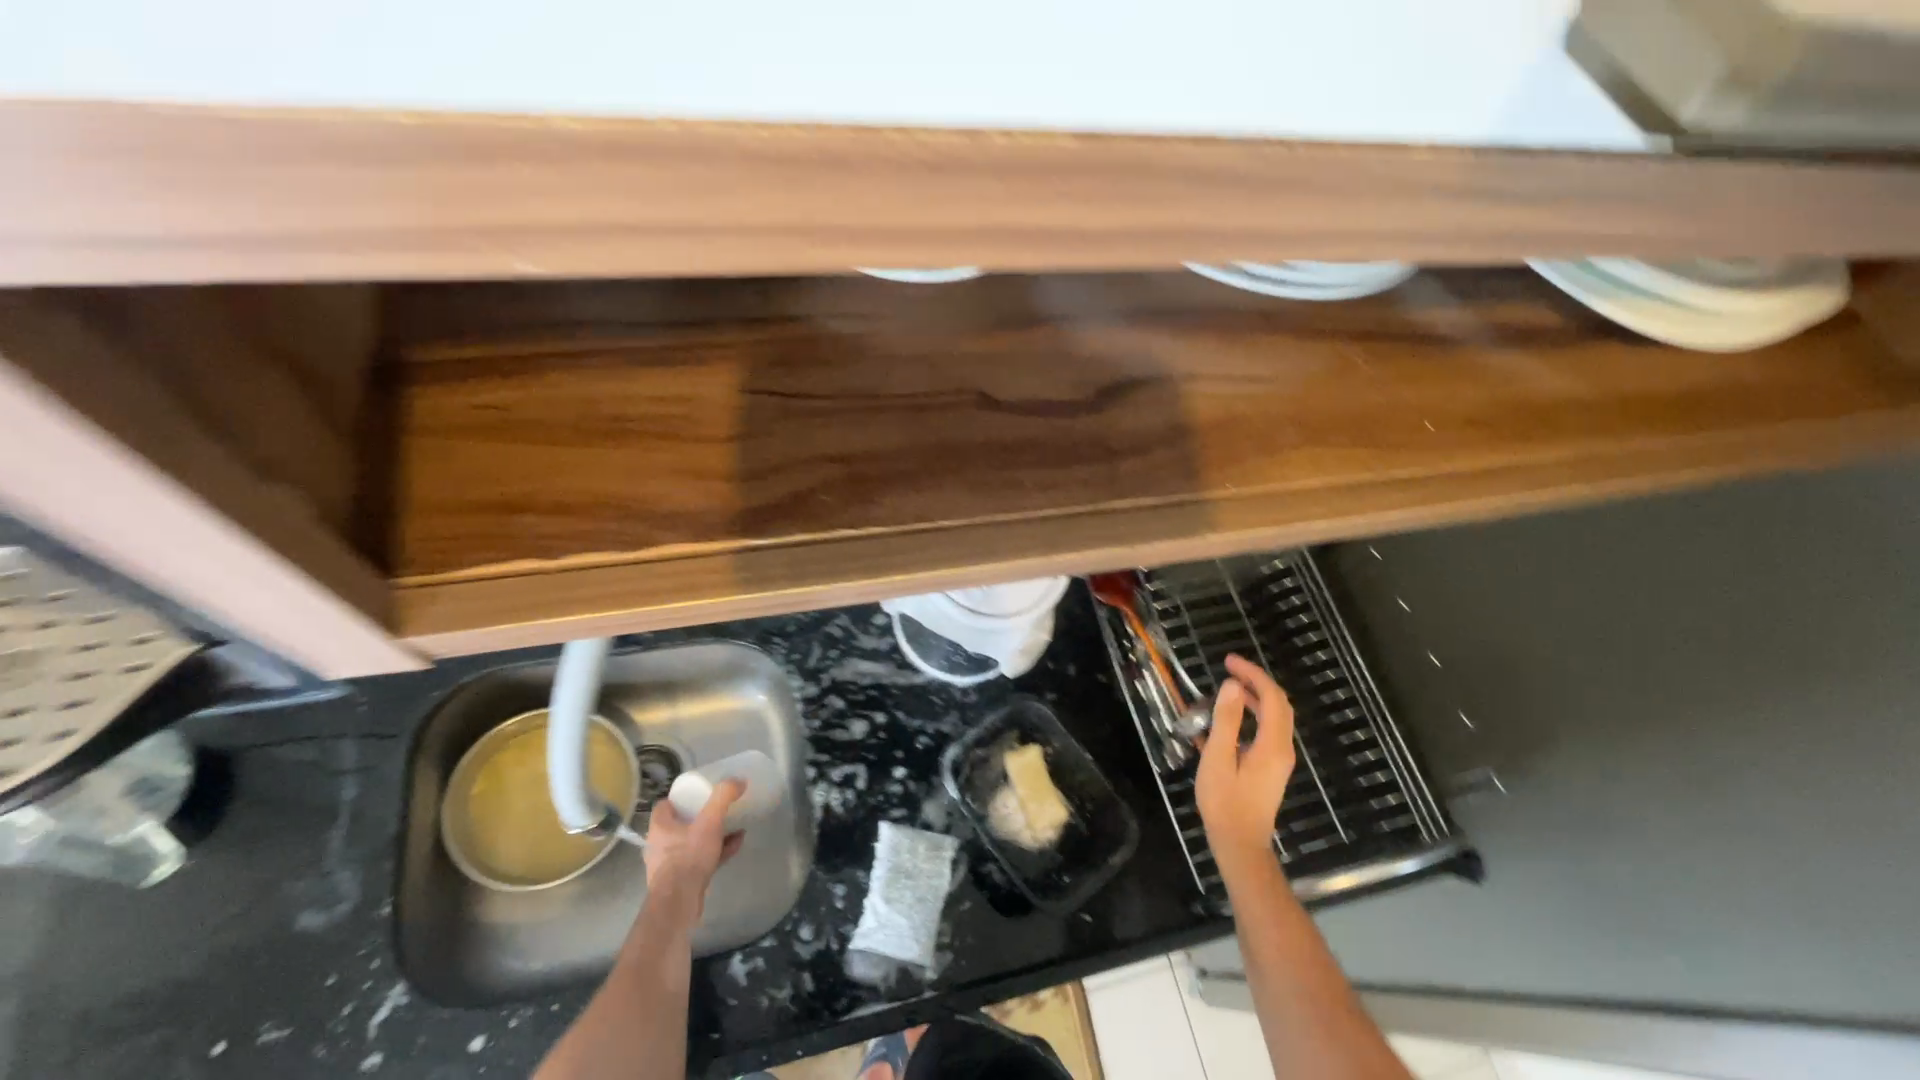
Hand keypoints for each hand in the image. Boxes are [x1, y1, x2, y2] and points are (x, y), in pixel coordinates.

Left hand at [642, 779, 744, 920]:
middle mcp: (660, 844)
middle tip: (718, 811)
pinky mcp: (680, 880)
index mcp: (660, 826)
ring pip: (691, 843)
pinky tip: (735, 846)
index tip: (699, 795)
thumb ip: (723, 798)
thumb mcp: (710, 822)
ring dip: (711, 835)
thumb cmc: (689, 857)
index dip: (681, 798)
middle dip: (700, 817)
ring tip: (733, 828)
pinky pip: (699, 860)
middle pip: (680, 824)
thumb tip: (738, 780)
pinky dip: (715, 852)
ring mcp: (669, 864)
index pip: (665, 805)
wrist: (679, 901)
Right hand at [1196, 654, 1295, 880]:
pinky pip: (1266, 733)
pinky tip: (1226, 721)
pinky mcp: (1271, 769)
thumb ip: (1226, 721)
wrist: (1240, 844)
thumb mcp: (1218, 759)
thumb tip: (1232, 686)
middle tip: (1229, 668)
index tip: (1228, 661)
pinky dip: (1251, 717)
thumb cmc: (1225, 802)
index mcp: (1273, 744)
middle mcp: (1283, 749)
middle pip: (1278, 705)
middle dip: (1256, 682)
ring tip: (1226, 689)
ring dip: (1253, 699)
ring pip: (1274, 719)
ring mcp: (1279, 760)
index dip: (1253, 674)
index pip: (1271, 697)